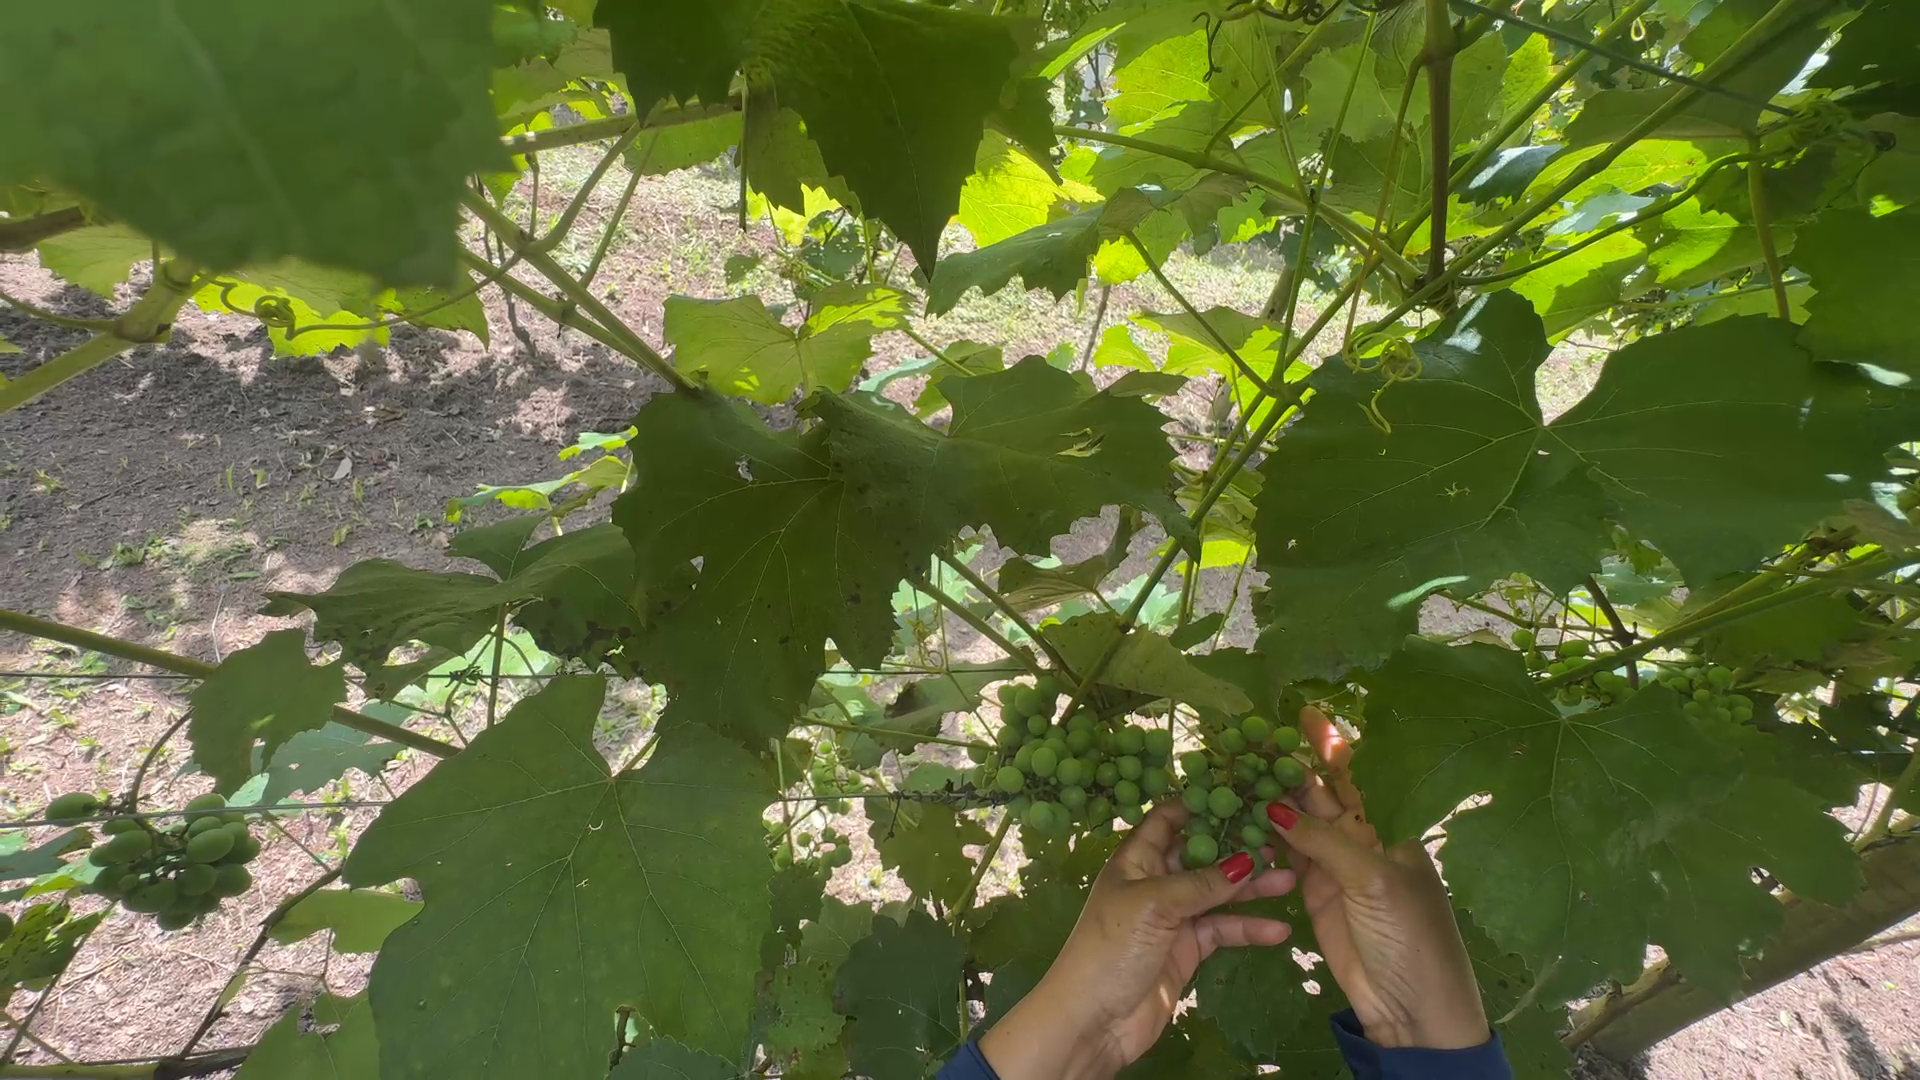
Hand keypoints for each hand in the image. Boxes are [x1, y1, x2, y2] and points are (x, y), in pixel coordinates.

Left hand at [978, 803, 1296, 1079]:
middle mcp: (1155, 880)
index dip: (1199, 805)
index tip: (1239, 794)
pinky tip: (1279, 929)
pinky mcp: (1187, 948)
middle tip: (1278, 837)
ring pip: (1217, 892)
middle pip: (1200, 854)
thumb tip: (1246, 860)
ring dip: (1250, 887)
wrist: (1095, 1018)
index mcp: (1136, 858)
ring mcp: (1173, 915)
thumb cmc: (1112, 946)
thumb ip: (1200, 883)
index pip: (1169, 819)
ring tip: (1291, 877)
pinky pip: (1222, 930)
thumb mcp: (1154, 905)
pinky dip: (1248, 928)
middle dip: (1235, 846)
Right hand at [1265, 707, 1489, 1049]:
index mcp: (1387, 827)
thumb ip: (1323, 842)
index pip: (1355, 774)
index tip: (1302, 711)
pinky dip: (1262, 833)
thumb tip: (1272, 806)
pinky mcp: (1310, 886)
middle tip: (1251, 735)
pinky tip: (1238, 813)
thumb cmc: (1410, 937)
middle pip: (1319, 790)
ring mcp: (1332, 860)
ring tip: (1236, 767)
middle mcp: (1358, 836)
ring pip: (1296, 817)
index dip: (1330, 743)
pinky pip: (1283, 850)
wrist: (1412, 1010)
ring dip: (1270, 794)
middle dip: (1289, 763)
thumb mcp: (1373, 883)